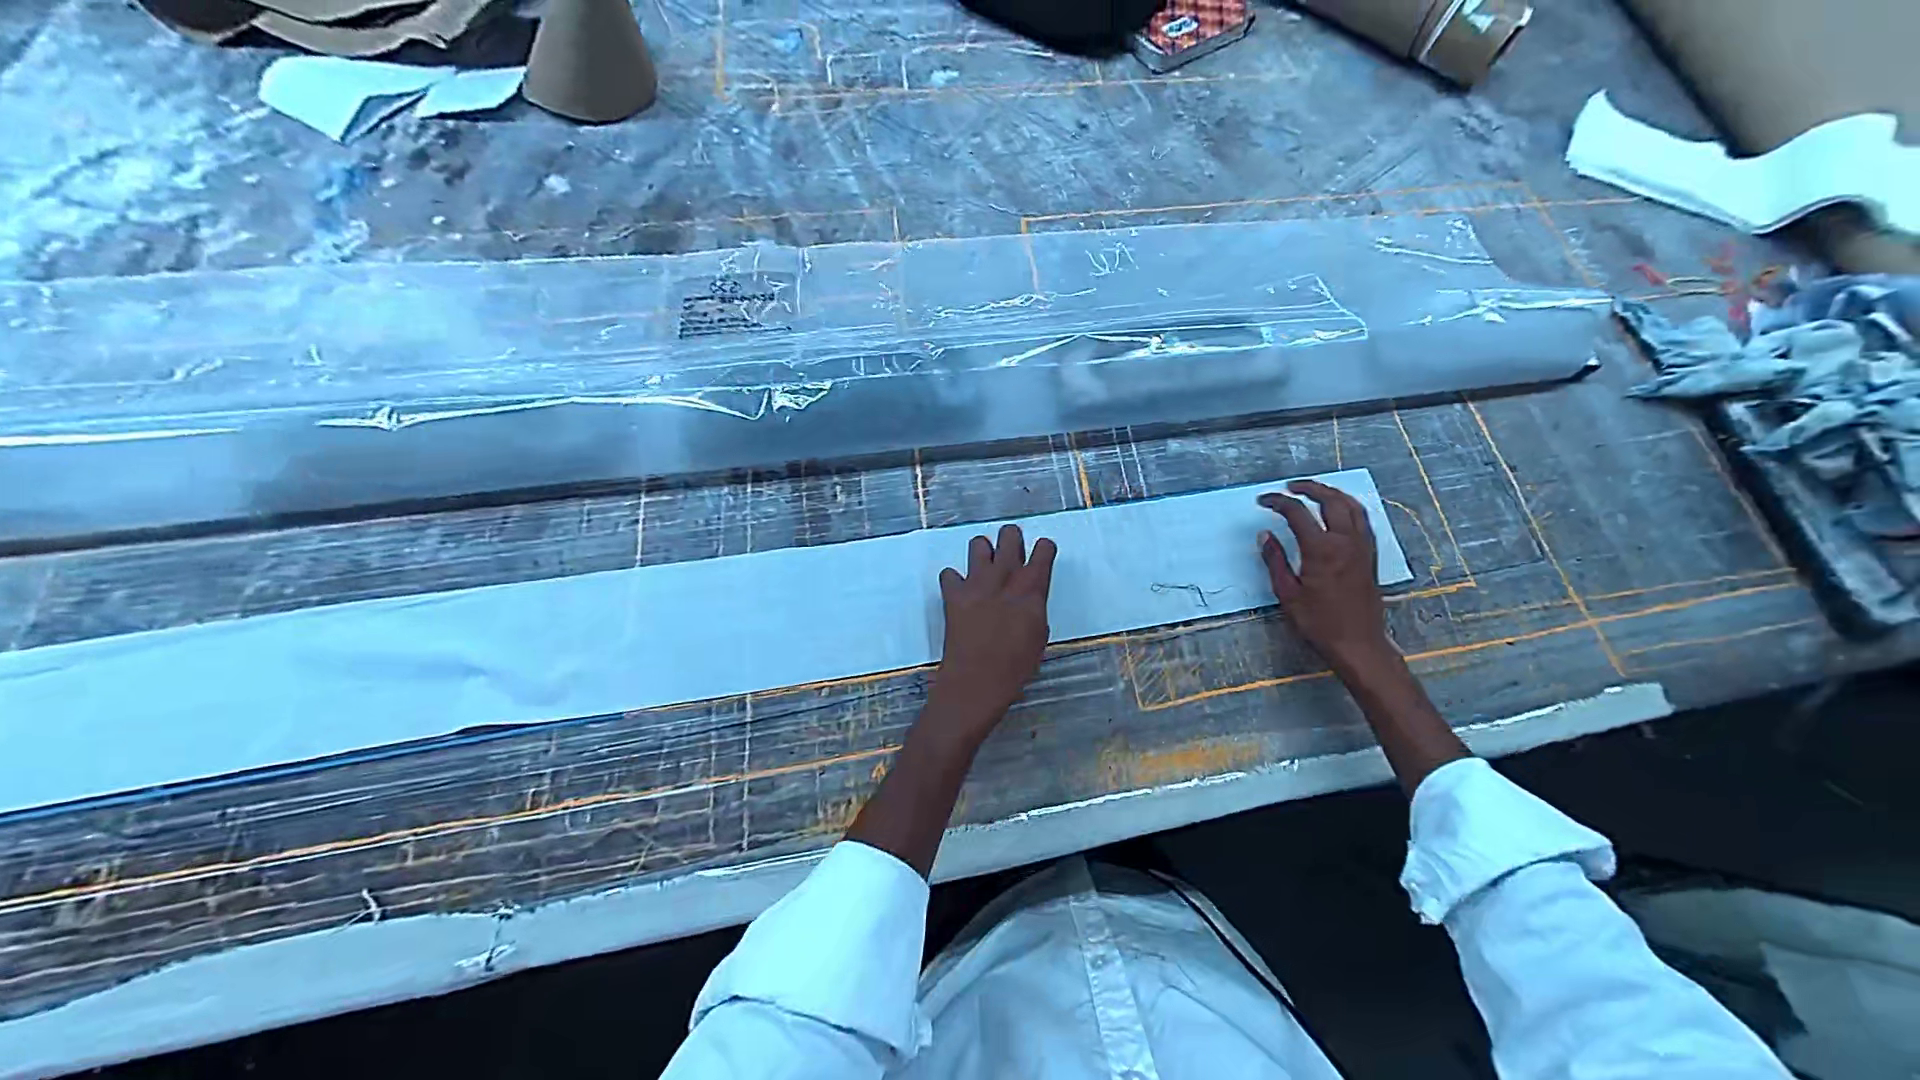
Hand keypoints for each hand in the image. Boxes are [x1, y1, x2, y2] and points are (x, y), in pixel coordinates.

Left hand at [928, 524, 1057, 744]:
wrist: (977, 681)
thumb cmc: (1016, 666)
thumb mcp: (1039, 634)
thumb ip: (1034, 606)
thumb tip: (1028, 596)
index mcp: (1031, 588)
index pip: (1043, 549)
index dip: (1043, 550)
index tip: (1041, 556)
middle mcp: (1004, 578)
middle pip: (1009, 535)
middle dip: (1011, 540)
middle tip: (1011, 555)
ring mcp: (976, 583)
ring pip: (978, 544)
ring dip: (983, 553)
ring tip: (985, 570)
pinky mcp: (953, 594)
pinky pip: (949, 573)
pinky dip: (954, 581)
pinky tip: (960, 593)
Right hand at [1258, 480, 1395, 675]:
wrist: (1357, 643)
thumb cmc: (1318, 622)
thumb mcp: (1287, 593)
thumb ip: (1275, 560)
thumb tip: (1265, 536)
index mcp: (1321, 549)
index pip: (1297, 513)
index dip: (1278, 502)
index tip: (1264, 501)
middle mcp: (1346, 541)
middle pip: (1330, 501)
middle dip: (1310, 488)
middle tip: (1290, 487)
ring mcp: (1362, 547)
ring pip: (1352, 507)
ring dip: (1333, 494)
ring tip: (1316, 491)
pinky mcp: (1371, 556)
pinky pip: (1363, 520)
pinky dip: (1349, 507)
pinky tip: (1340, 511)